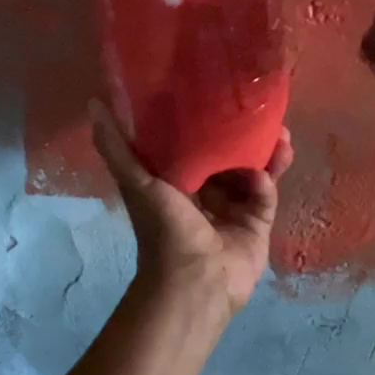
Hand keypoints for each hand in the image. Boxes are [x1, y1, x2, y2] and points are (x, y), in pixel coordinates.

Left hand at [90, 101, 293, 312]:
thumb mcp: (135, 181)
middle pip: (230, 154)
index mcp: (177, 181)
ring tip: (280, 133)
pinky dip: (265, 183)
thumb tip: (94, 102)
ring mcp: (233, 208)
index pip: (195, 142)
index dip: (207, 119)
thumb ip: (116, 146)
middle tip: (260, 111)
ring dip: (266, 152)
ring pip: (254, 170)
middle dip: (245, 133)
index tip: (220, 93)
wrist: (195, 282)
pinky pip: (265, 196)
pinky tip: (264, 175)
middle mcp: (206, 191)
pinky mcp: (257, 225)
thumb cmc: (162, 229)